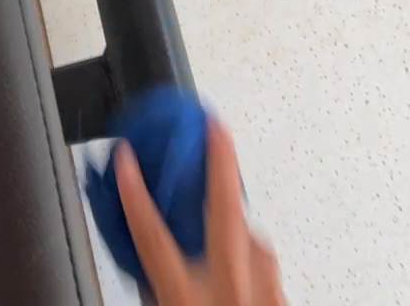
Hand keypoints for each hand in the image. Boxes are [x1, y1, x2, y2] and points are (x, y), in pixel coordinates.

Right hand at [115, 119, 285, 305]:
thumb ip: (156, 285)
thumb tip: (145, 265)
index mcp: (188, 298)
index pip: (153, 236)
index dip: (134, 192)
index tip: (124, 157)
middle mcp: (230, 288)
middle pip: (225, 208)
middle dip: (221, 159)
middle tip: (216, 122)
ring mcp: (266, 291)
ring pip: (250, 234)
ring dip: (234, 217)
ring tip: (221, 205)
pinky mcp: (285, 295)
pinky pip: (264, 260)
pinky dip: (251, 251)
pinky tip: (243, 253)